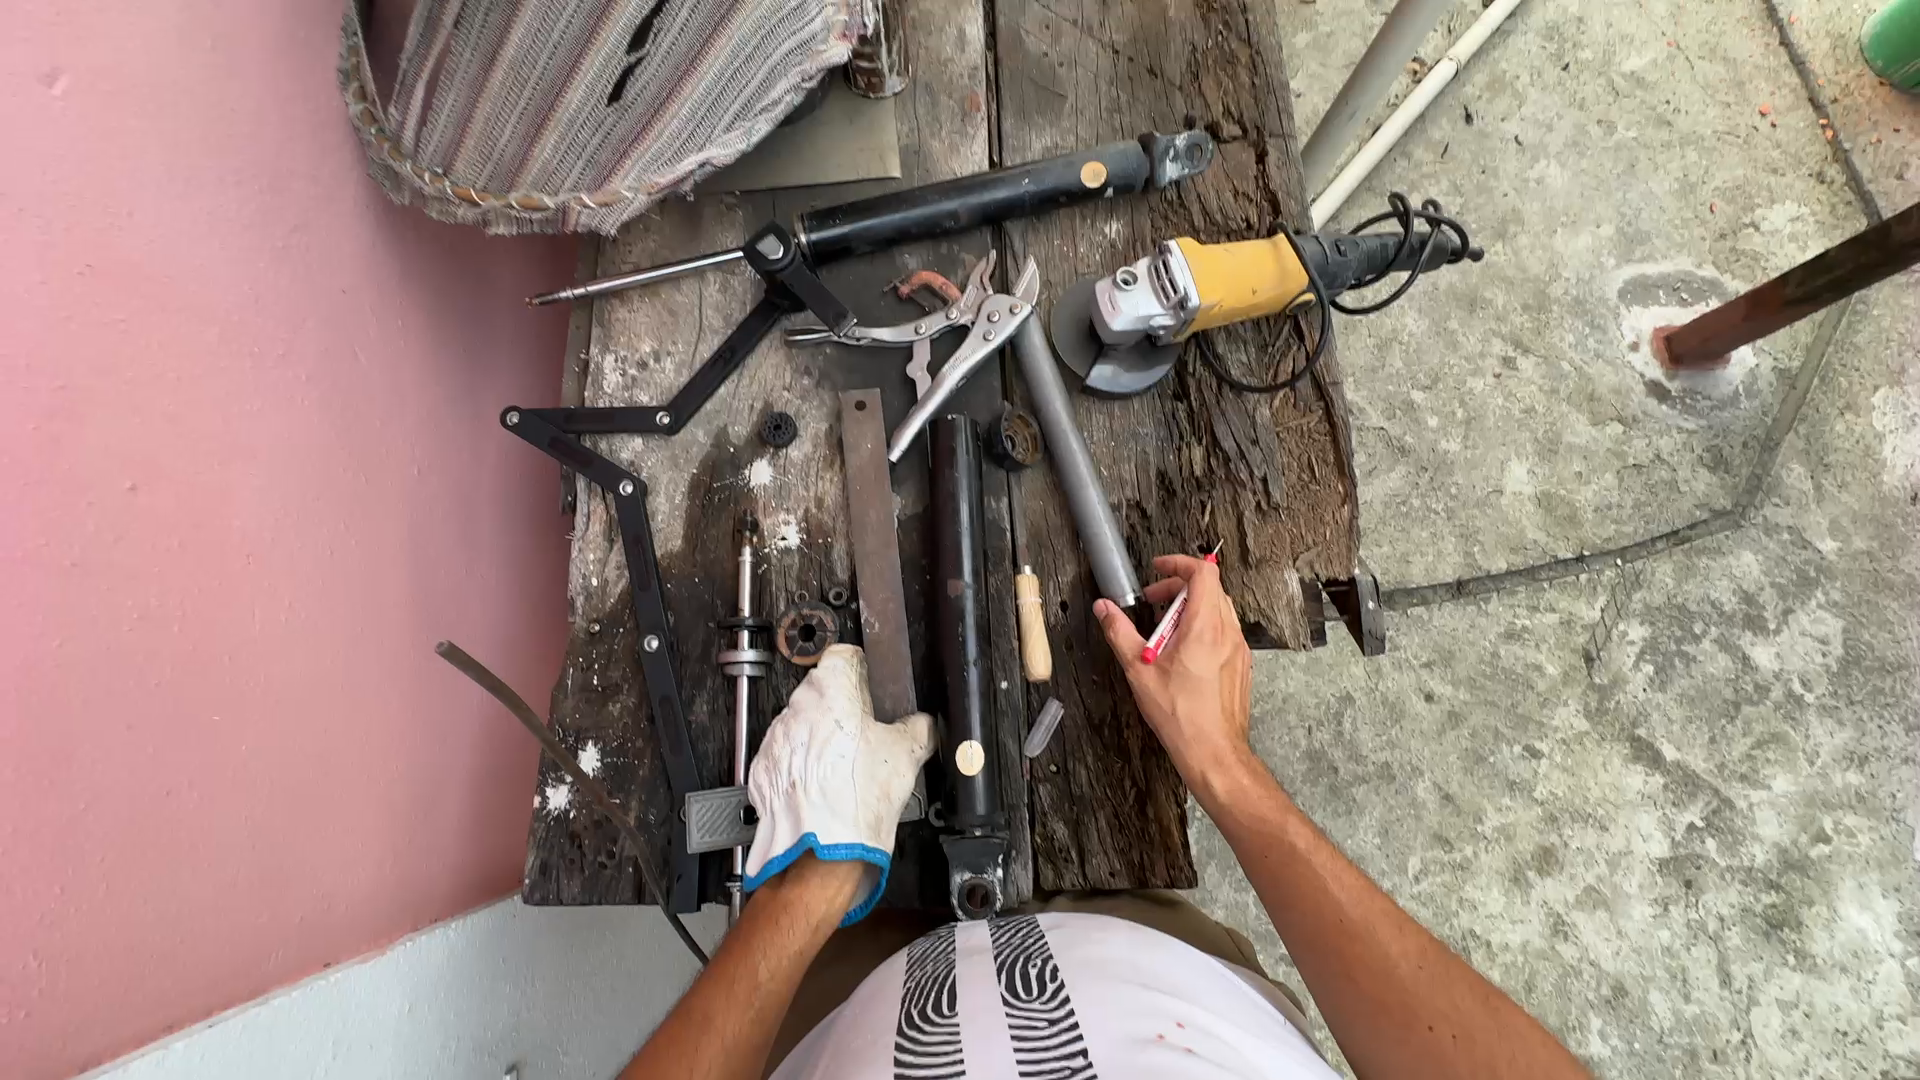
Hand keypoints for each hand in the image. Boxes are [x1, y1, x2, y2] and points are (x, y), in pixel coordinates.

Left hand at [744, 644, 935, 924]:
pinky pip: (787, 754)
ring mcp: (776, 738)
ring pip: (803, 723)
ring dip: (821, 736)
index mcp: (831, 690)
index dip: (862, 669)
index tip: (872, 688)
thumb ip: (917, 726)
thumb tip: (922, 722)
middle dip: (843, 708)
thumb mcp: (907, 755)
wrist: (821, 854)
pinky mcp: (764, 767)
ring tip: (844, 767)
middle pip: (823, 691)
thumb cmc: (860, 798)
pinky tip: (823, 785)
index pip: (843, 655)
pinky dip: (802, 764)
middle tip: (866, 735)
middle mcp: (797, 707)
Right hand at [1093, 554, 1256, 795]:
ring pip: (1219, 609)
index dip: (1179, 563)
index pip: (1203, 573)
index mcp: (1204, 628)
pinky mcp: (1241, 664)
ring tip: (1166, 629)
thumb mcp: (1138, 669)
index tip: (1159, 569)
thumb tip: (1105, 610)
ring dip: (1191, 607)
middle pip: (1210, 589)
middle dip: (1179, 587)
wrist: (1213, 751)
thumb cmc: (1182, 716)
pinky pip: (1224, 631)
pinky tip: (1183, 650)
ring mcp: (1238, 649)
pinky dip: (1203, 627)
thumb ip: (1119, 632)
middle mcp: (1227, 633)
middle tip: (1155, 601)